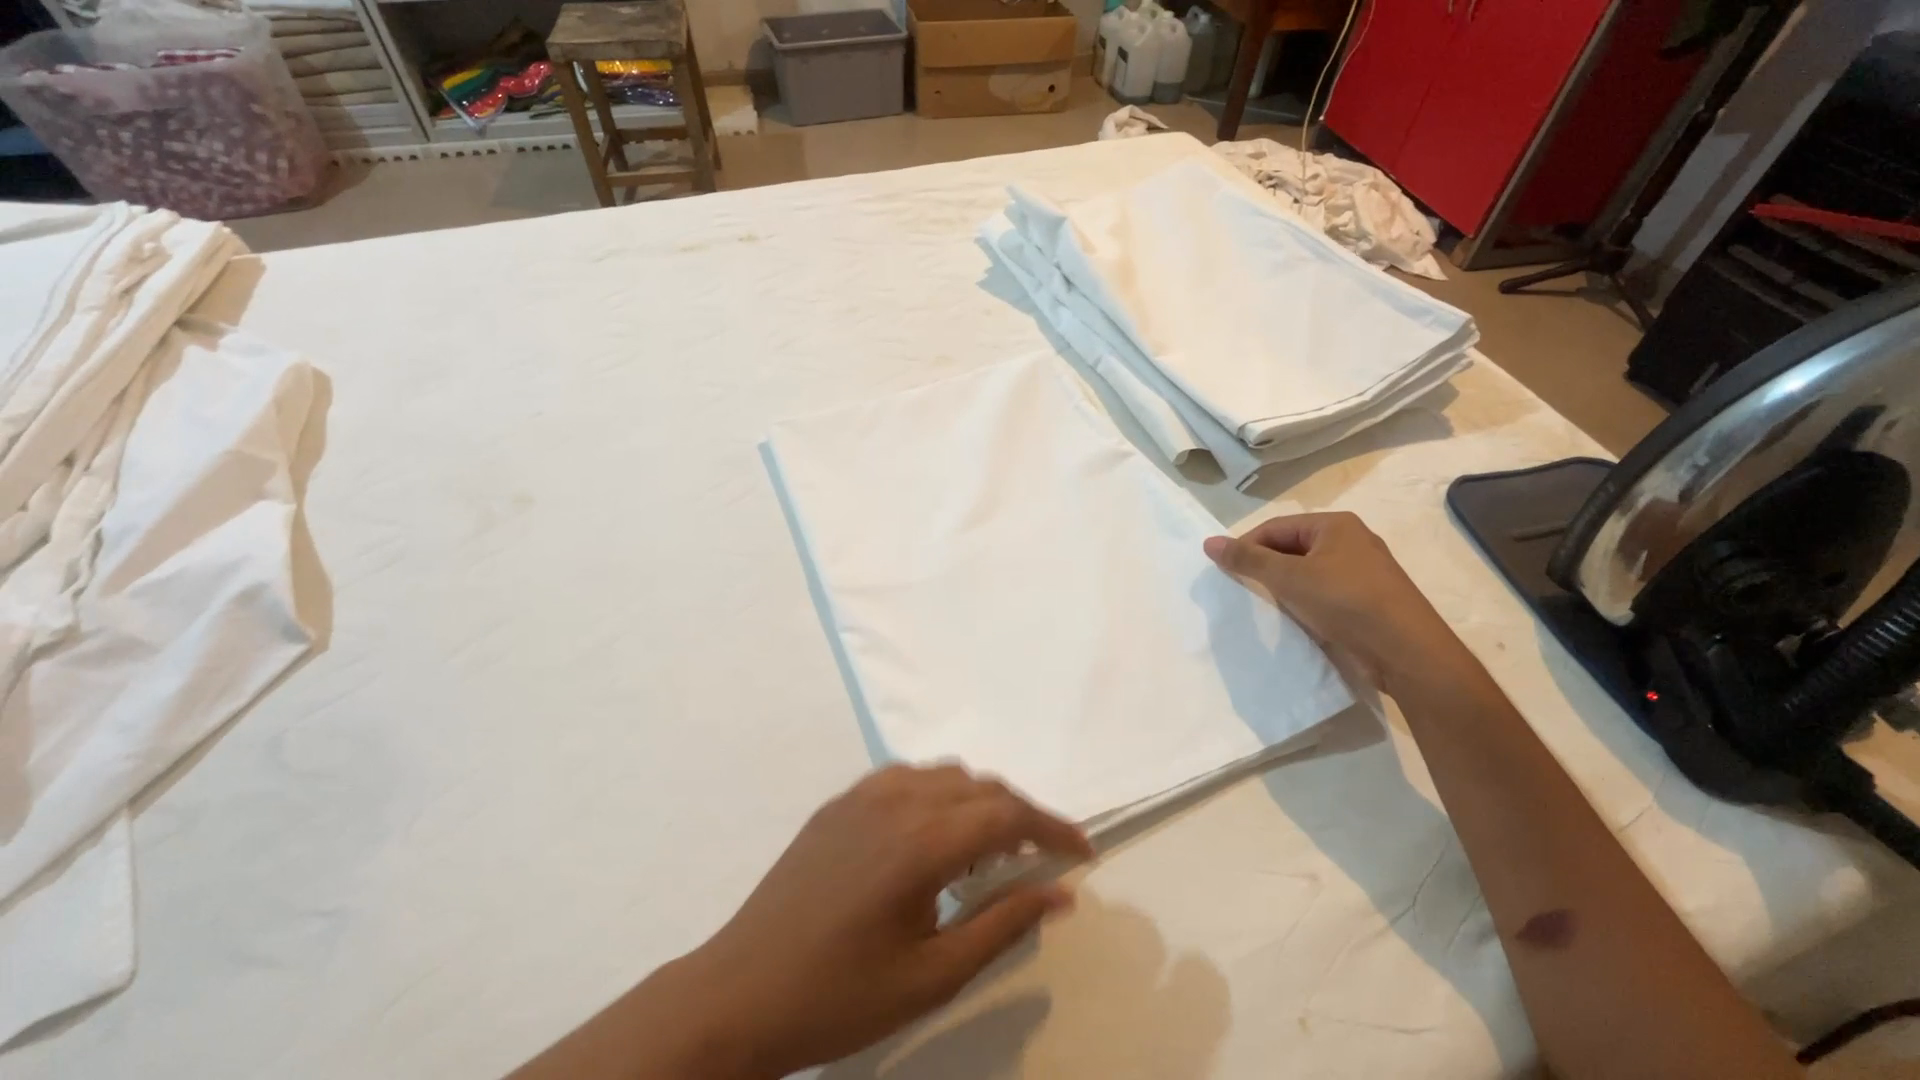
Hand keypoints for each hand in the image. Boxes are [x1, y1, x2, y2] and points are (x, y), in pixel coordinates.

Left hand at [670, 764, 1091, 1076]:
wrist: (740, 996)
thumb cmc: (842, 996)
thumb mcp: (935, 975)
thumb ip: (1003, 924)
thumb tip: (1061, 892)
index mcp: (921, 842)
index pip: (1008, 816)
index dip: (1054, 830)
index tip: (1083, 855)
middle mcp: (894, 801)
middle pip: (980, 788)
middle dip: (1021, 816)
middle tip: (1042, 861)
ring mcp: (859, 798)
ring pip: (943, 776)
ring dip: (979, 802)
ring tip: (990, 852)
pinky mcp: (836, 807)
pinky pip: (904, 779)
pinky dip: (937, 796)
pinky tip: (934, 838)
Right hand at [1203, 512, 1463, 690]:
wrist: (1405, 650)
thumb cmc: (1347, 602)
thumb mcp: (1290, 578)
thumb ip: (1249, 560)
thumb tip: (1209, 542)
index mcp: (1336, 525)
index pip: (1276, 527)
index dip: (1246, 546)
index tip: (1223, 571)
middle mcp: (1350, 542)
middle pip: (1291, 547)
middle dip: (1264, 566)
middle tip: (1239, 589)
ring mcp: (1361, 573)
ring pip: (1307, 572)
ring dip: (1282, 587)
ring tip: (1262, 605)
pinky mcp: (1366, 602)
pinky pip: (1323, 593)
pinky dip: (1302, 602)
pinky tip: (1292, 619)